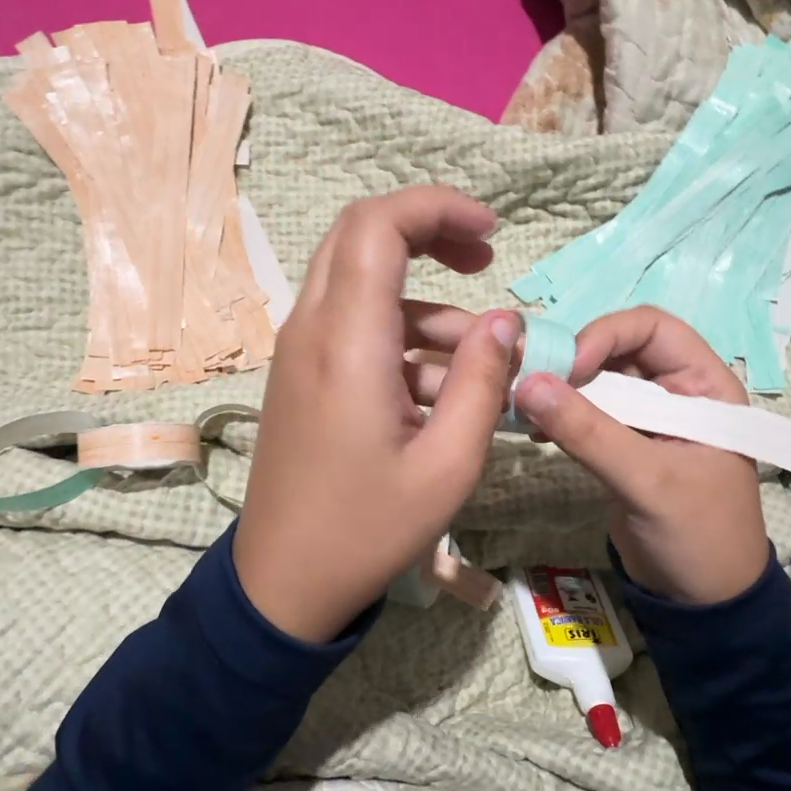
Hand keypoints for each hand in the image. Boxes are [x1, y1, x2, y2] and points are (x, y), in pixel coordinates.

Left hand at [234, 187, 519, 641]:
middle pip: (361, 237)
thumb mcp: (448, 464)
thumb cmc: (368, 529)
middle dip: (429, 234)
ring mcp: (300, 353)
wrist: (285, 582)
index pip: (378, 225)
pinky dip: (404, 340)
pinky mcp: (302, 377)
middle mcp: (312, 330)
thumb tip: (505, 322)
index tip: (492, 232)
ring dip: (427, 307)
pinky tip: (445, 394)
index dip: (436, 208)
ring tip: (484, 364)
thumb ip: (483, 382)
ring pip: (363, 286)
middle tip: (484, 260)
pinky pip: (355, 329)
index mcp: (346, 342)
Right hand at [512, 306, 769, 605]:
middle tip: (532, 384)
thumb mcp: (647, 480)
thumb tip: (528, 383)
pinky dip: (560, 415)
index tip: (567, 367)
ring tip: (525, 406)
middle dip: (575, 360)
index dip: (607, 335)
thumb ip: (589, 431)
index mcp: (704, 385)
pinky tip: (535, 430)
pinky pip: (588, 414)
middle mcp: (677, 392)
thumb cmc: (696, 535)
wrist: (702, 602)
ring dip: (562, 388)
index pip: (653, 328)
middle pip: (619, 349)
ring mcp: (647, 419)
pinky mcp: (623, 445)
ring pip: (598, 381)